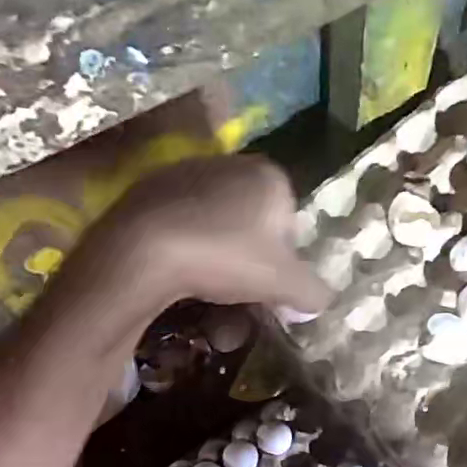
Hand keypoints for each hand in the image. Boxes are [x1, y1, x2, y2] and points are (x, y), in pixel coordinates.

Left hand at [76, 155, 332, 315]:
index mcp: (270, 177)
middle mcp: (232, 165)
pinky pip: (184, 228)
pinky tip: (179, 279)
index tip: (272, 290)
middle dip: (251, 269)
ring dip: (221, 267)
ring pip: (218, 230)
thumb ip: (313, 292)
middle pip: (254, 228)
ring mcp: (187, 173)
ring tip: (211, 300)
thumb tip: (323, 299)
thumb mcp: (285, 284)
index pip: (292, 225)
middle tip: (244, 301)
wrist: (143, 250)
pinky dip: (188, 254)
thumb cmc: (227, 258)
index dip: (285, 263)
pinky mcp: (150, 190)